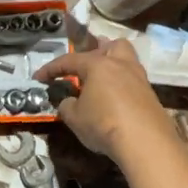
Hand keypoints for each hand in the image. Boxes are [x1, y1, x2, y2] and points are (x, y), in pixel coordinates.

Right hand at [32, 39, 168, 160]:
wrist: (144, 141)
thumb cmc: (102, 123)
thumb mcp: (73, 117)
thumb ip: (67, 105)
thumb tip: (70, 101)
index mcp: (98, 65)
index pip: (69, 60)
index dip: (50, 69)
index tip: (38, 78)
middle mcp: (121, 64)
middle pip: (111, 46)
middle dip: (96, 51)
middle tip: (84, 67)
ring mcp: (139, 78)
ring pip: (125, 61)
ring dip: (111, 66)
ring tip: (98, 82)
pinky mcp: (149, 94)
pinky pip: (131, 80)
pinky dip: (119, 84)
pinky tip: (111, 99)